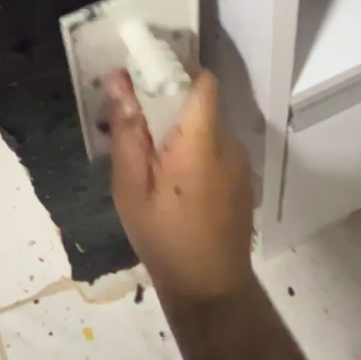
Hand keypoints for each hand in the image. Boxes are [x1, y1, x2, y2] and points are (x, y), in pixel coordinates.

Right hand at [103, 68, 256, 301]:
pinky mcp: (241, 177)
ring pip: (206, 121)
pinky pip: (214, 143)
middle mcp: (228, 143)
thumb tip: (119, 80)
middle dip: (166, 100)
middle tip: (131, 117)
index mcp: (201, 141)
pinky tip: (169, 173)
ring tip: (147, 151)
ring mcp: (239, 161)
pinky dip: (192, 144)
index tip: (143, 74)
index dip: (175, 69)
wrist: (210, 289)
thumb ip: (127, 130)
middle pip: (199, 100)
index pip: (202, 81)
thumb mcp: (130, 186)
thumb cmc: (164, 237)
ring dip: (178, 125)